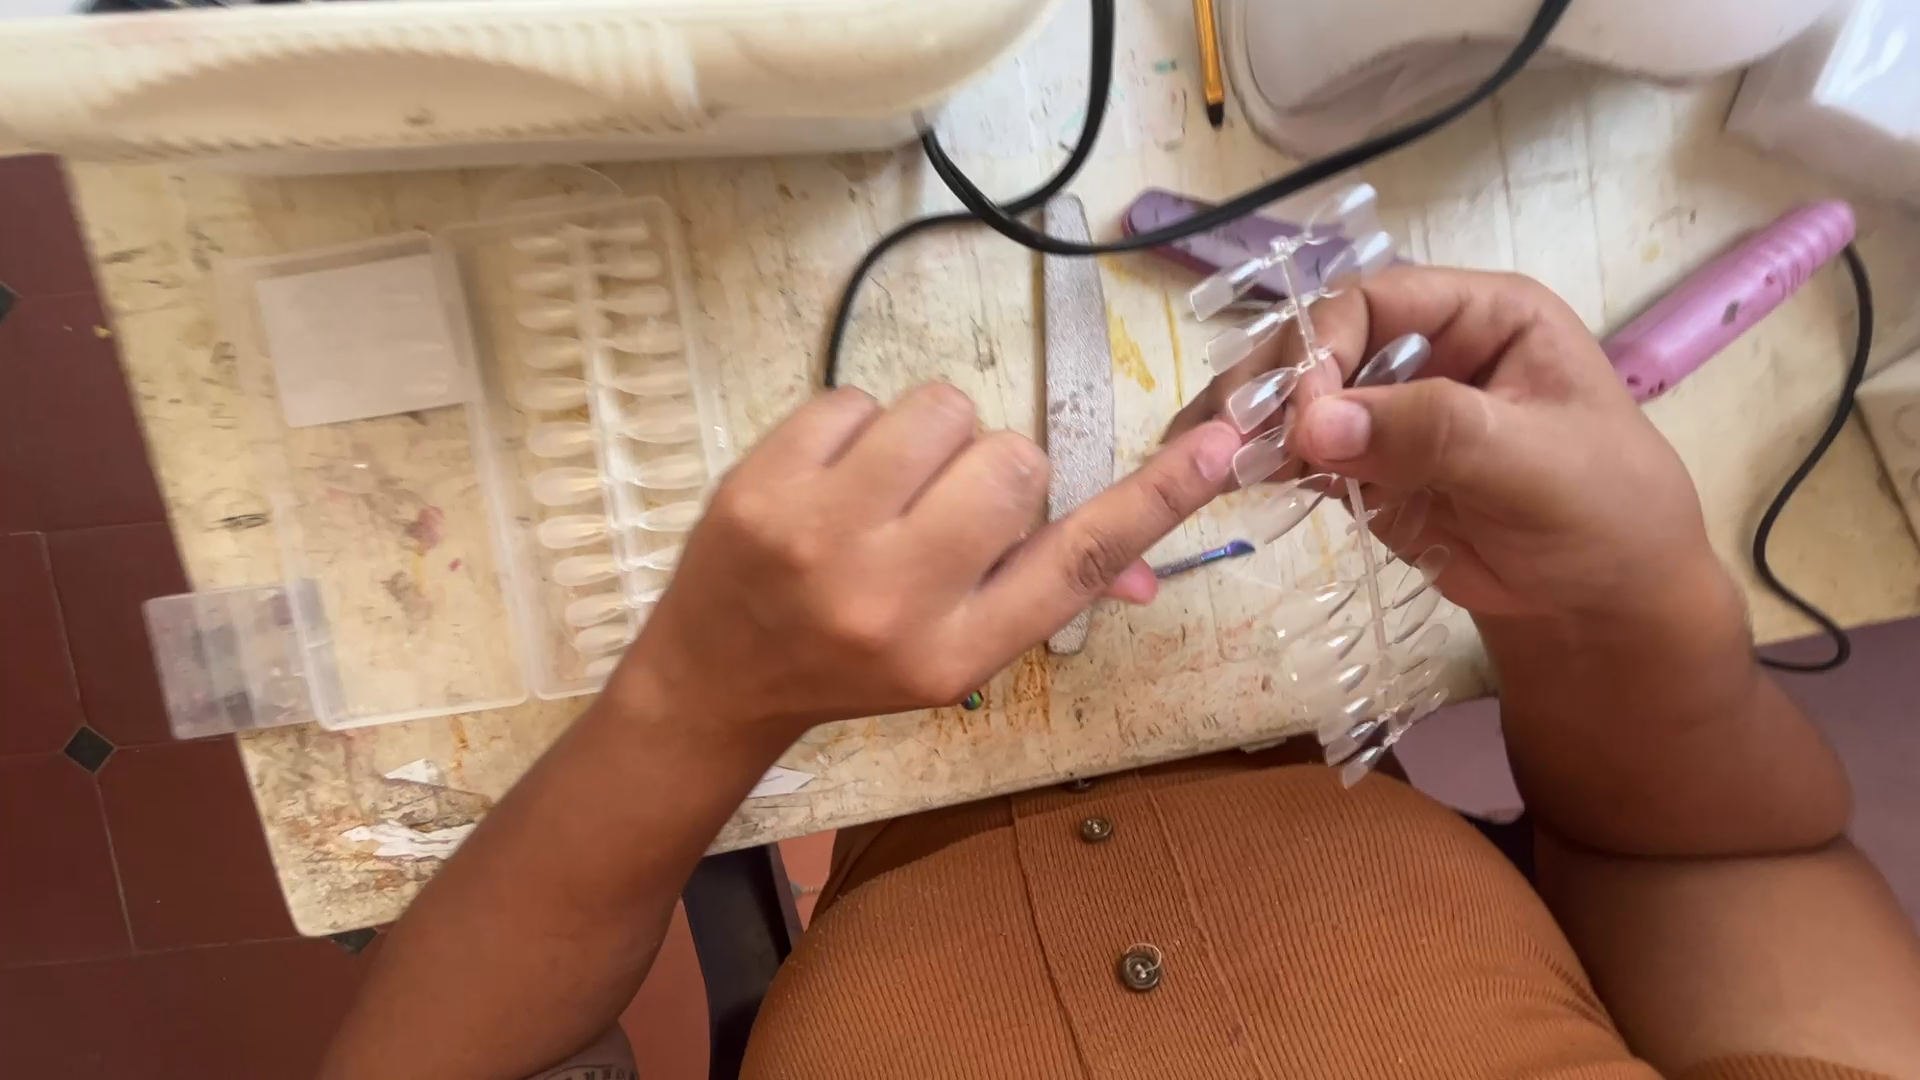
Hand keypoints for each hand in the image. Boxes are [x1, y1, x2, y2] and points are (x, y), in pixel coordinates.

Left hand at [610, 383, 1240, 743]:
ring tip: (884, 489)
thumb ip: (1042, 594)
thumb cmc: (851, 666)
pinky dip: (857, 428)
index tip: (1220, 446)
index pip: (1075, 562)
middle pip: (1012, 460)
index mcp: (959, 651)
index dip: (1158, 501)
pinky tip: (827, 479)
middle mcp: (897, 595)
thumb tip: (1144, 569)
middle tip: (942, 507)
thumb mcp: (953, 656)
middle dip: (992, 472)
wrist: (718, 677)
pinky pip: (856, 397)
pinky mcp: (761, 482)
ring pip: (941, 409)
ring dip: (929, 440)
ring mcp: (820, 534)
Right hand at [1168, 265, 1721, 622]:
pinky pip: (1289, 452)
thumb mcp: (1534, 464)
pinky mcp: (1350, 463)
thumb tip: (1312, 422)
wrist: (1587, 600)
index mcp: (1474, 317)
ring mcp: (1376, 411)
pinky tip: (1212, 477)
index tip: (1298, 416)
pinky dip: (1250, 464)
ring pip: (1288, 399)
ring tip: (1192, 456)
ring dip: (1241, 424)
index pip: (1369, 303)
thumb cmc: (1597, 514)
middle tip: (1218, 435)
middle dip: (1263, 387)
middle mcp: (1414, 352)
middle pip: (1312, 347)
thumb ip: (1432, 432)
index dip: (1320, 347)